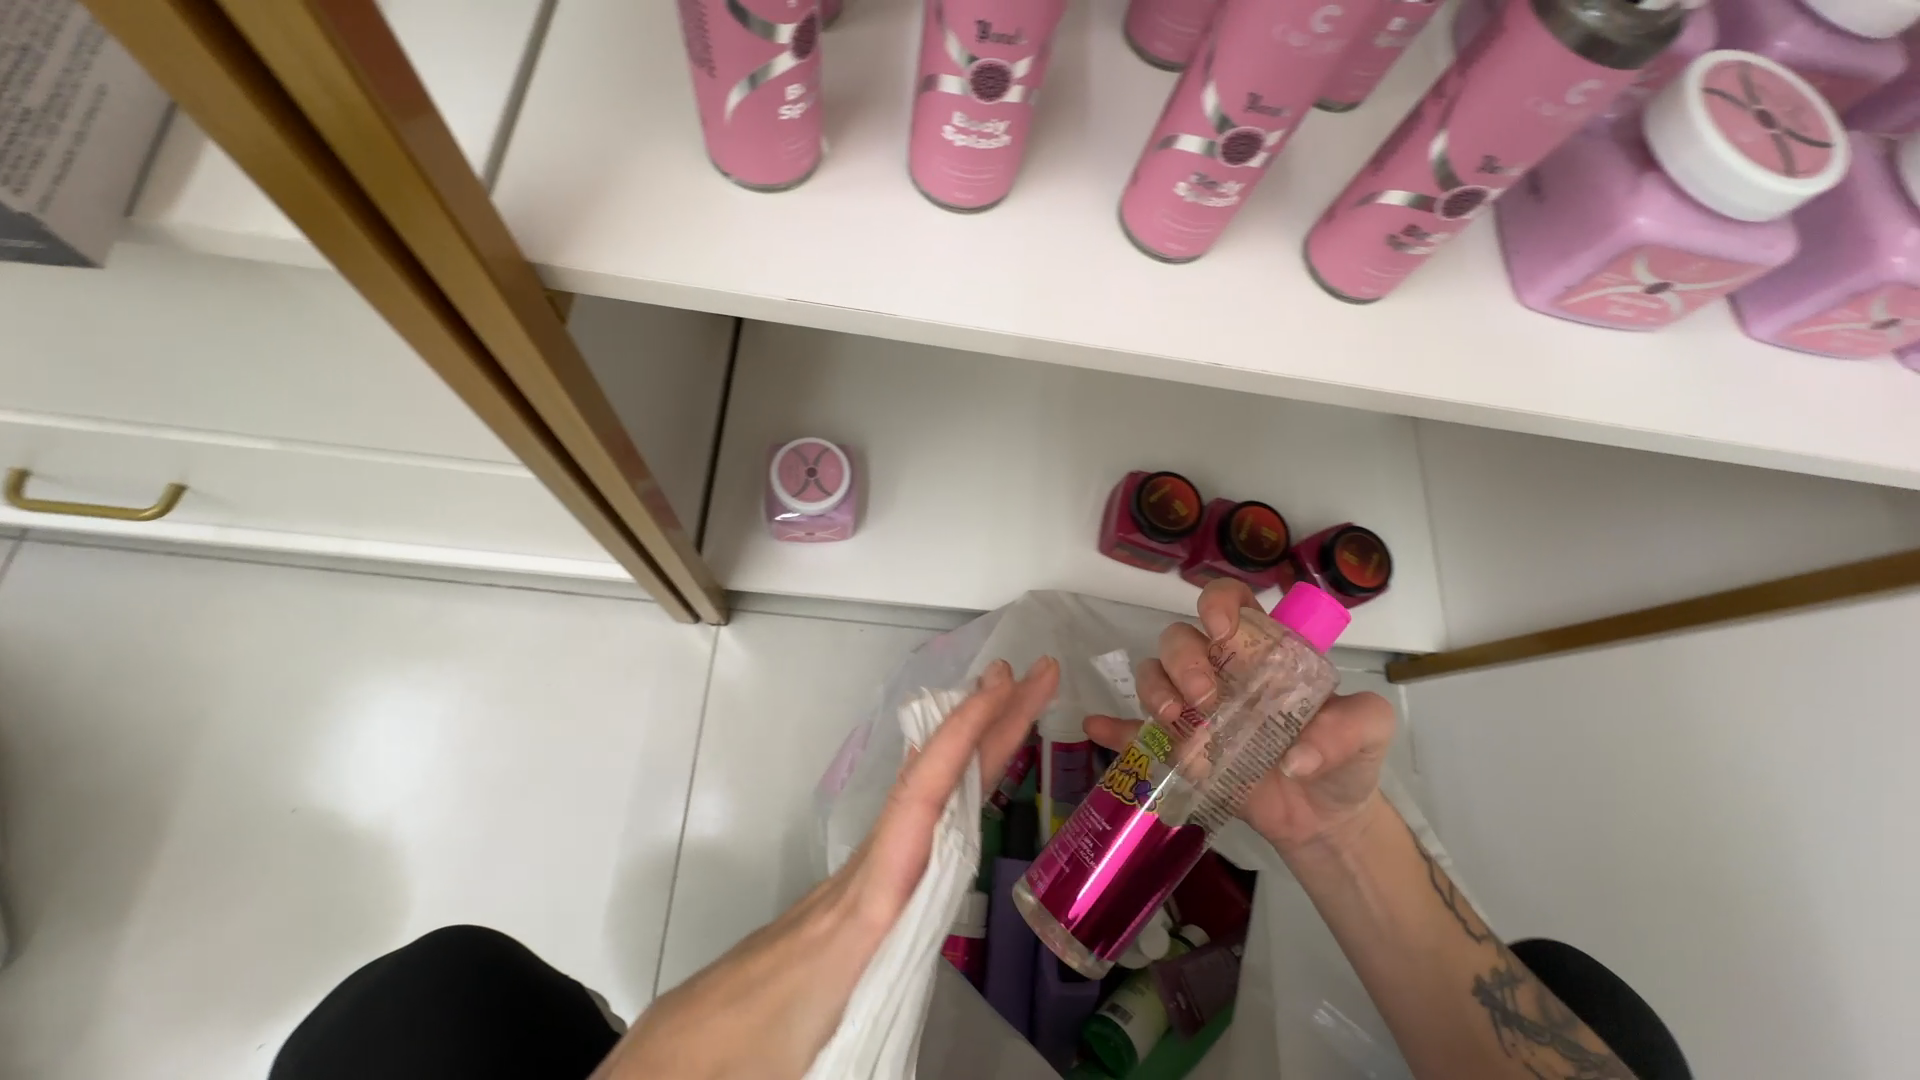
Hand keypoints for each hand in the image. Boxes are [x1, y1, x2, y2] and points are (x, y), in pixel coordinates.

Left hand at [598, 657, 1058, 1079]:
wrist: (689, 1058)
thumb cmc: (758, 1055)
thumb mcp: (835, 1054)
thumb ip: (881, 1035)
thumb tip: (985, 1061)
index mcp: (868, 904)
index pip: (919, 803)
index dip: (960, 742)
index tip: (1000, 690)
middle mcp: (871, 876)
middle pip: (932, 784)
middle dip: (984, 724)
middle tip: (1032, 675)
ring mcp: (864, 881)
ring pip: (924, 799)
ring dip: (969, 751)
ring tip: (1010, 708)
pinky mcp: (860, 897)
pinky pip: (913, 825)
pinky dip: (947, 789)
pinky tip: (968, 785)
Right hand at [1083, 579, 1395, 856]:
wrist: (1323, 818)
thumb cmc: (1344, 760)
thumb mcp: (1371, 732)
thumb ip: (1349, 728)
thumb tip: (1296, 755)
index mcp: (1261, 651)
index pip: (1230, 603)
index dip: (1218, 603)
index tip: (1220, 630)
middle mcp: (1220, 670)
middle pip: (1179, 639)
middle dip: (1183, 661)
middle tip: (1207, 699)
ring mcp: (1194, 710)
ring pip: (1152, 676)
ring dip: (1155, 693)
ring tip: (1180, 725)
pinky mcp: (1177, 749)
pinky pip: (1134, 732)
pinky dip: (1114, 728)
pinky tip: (1098, 727)